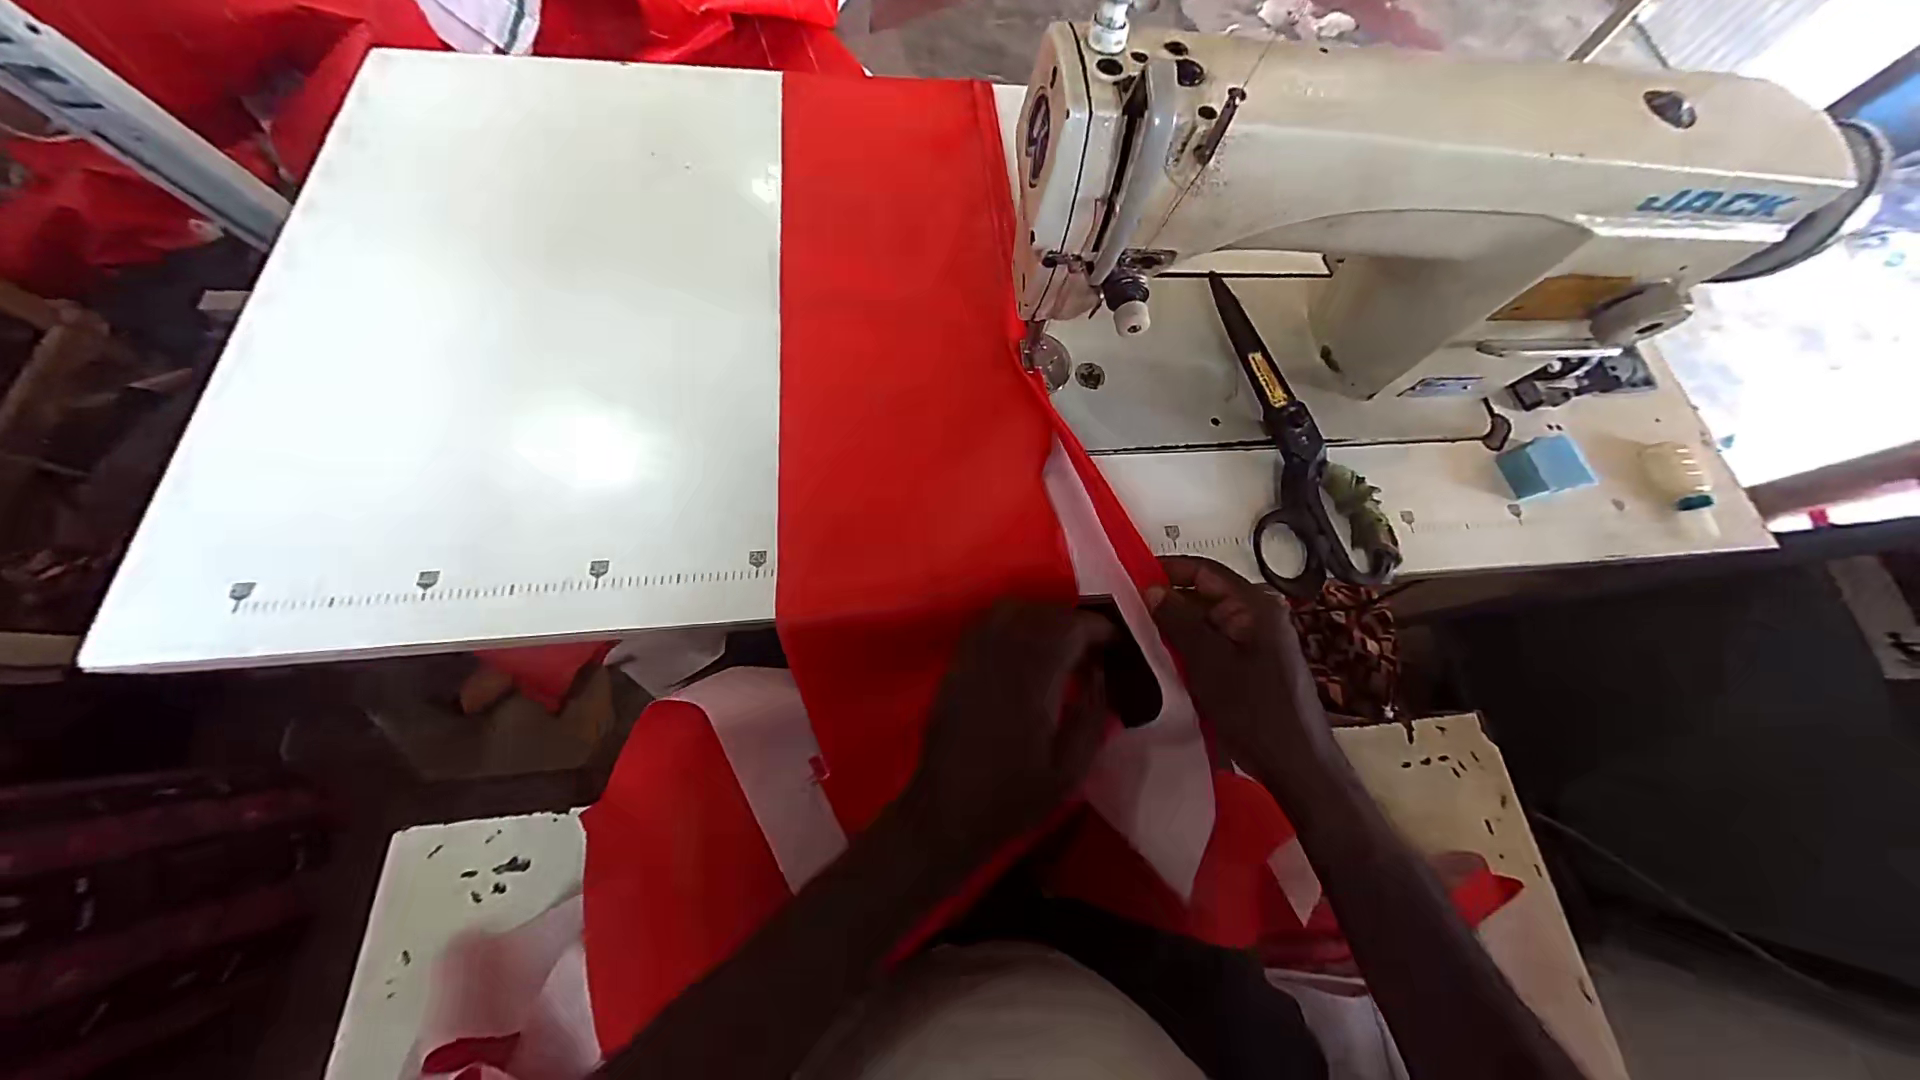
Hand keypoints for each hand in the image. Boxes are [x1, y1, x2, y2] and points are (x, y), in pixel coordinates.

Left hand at [901, 600, 1113, 863]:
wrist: (948, 810)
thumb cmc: (1013, 796)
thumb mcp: (1070, 769)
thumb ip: (1093, 715)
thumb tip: (1102, 676)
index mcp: (1031, 681)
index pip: (1068, 629)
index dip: (1097, 628)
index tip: (1115, 643)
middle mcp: (999, 658)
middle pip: (1041, 614)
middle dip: (1073, 622)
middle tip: (1093, 647)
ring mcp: (972, 657)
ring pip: (1011, 610)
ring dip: (1042, 617)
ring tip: (1061, 644)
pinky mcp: (956, 665)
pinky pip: (987, 625)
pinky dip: (1013, 623)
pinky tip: (1025, 649)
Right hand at [1147, 555, 1328, 763]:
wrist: (1295, 764)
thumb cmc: (1255, 710)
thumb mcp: (1208, 661)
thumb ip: (1178, 621)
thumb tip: (1151, 589)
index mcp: (1254, 605)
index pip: (1204, 571)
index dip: (1167, 569)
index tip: (1131, 577)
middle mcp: (1257, 616)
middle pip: (1203, 595)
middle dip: (1167, 602)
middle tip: (1128, 612)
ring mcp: (1254, 641)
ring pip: (1204, 622)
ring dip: (1174, 628)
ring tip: (1138, 635)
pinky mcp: (1249, 664)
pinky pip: (1212, 644)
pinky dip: (1187, 648)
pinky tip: (1163, 659)